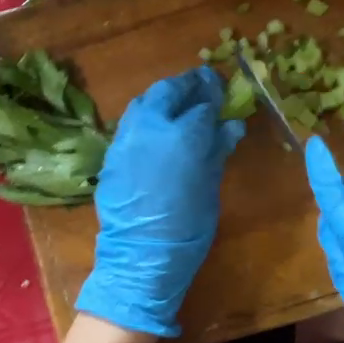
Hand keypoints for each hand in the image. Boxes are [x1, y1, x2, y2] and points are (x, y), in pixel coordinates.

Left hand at [76, 68, 244, 336]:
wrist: (141, 256)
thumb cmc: (187, 227)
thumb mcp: (209, 187)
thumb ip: (217, 150)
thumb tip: (231, 126)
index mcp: (183, 135)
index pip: (203, 104)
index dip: (216, 97)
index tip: (224, 92)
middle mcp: (151, 126)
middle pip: (169, 91)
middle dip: (188, 86)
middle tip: (203, 85)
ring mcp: (127, 137)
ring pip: (144, 102)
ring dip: (163, 97)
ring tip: (179, 103)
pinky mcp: (112, 153)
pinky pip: (131, 123)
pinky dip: (146, 117)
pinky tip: (157, 128)